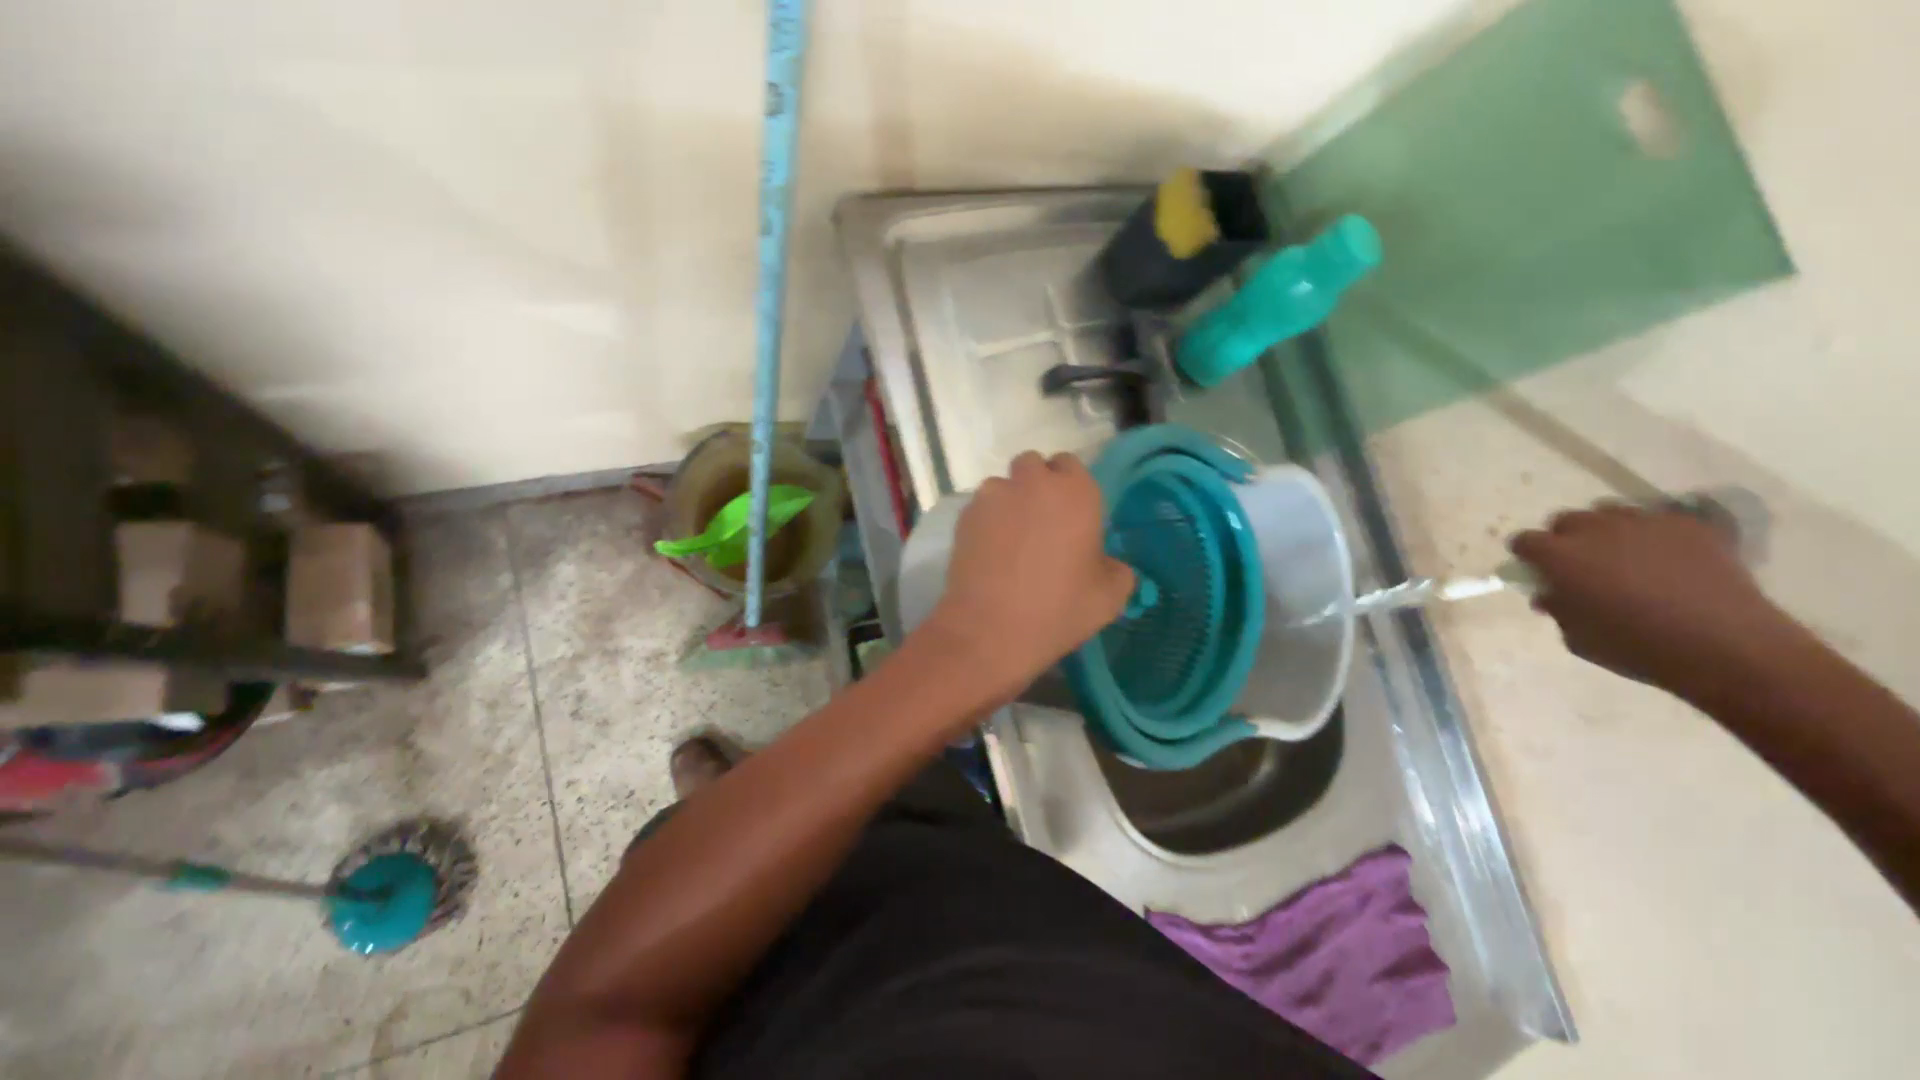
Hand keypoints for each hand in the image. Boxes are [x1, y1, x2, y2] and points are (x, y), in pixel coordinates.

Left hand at [924, 451, 1135, 697]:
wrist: (990, 629)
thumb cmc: (1058, 609)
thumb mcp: (1110, 597)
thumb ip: (1117, 570)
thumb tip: (1109, 565)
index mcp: (1075, 491)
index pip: (1072, 465)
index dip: (1071, 488)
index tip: (1072, 516)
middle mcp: (1032, 482)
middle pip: (1034, 466)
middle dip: (1037, 486)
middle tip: (1042, 524)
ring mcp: (993, 496)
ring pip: (1004, 486)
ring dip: (1010, 503)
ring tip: (1012, 542)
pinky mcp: (964, 516)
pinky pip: (981, 508)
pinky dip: (987, 522)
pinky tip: (990, 554)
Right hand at [1511, 503, 1791, 694]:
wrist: (1723, 644)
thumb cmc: (1637, 648)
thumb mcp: (1579, 639)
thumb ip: (1558, 609)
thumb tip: (1551, 593)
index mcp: (1560, 557)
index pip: (1525, 541)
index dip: (1527, 556)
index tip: (1537, 571)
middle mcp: (1595, 529)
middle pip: (1566, 521)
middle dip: (1566, 540)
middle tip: (1582, 566)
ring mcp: (1643, 520)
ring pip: (1610, 513)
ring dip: (1607, 531)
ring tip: (1625, 558)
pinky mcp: (1686, 523)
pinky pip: (1658, 519)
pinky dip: (1653, 535)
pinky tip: (1668, 559)